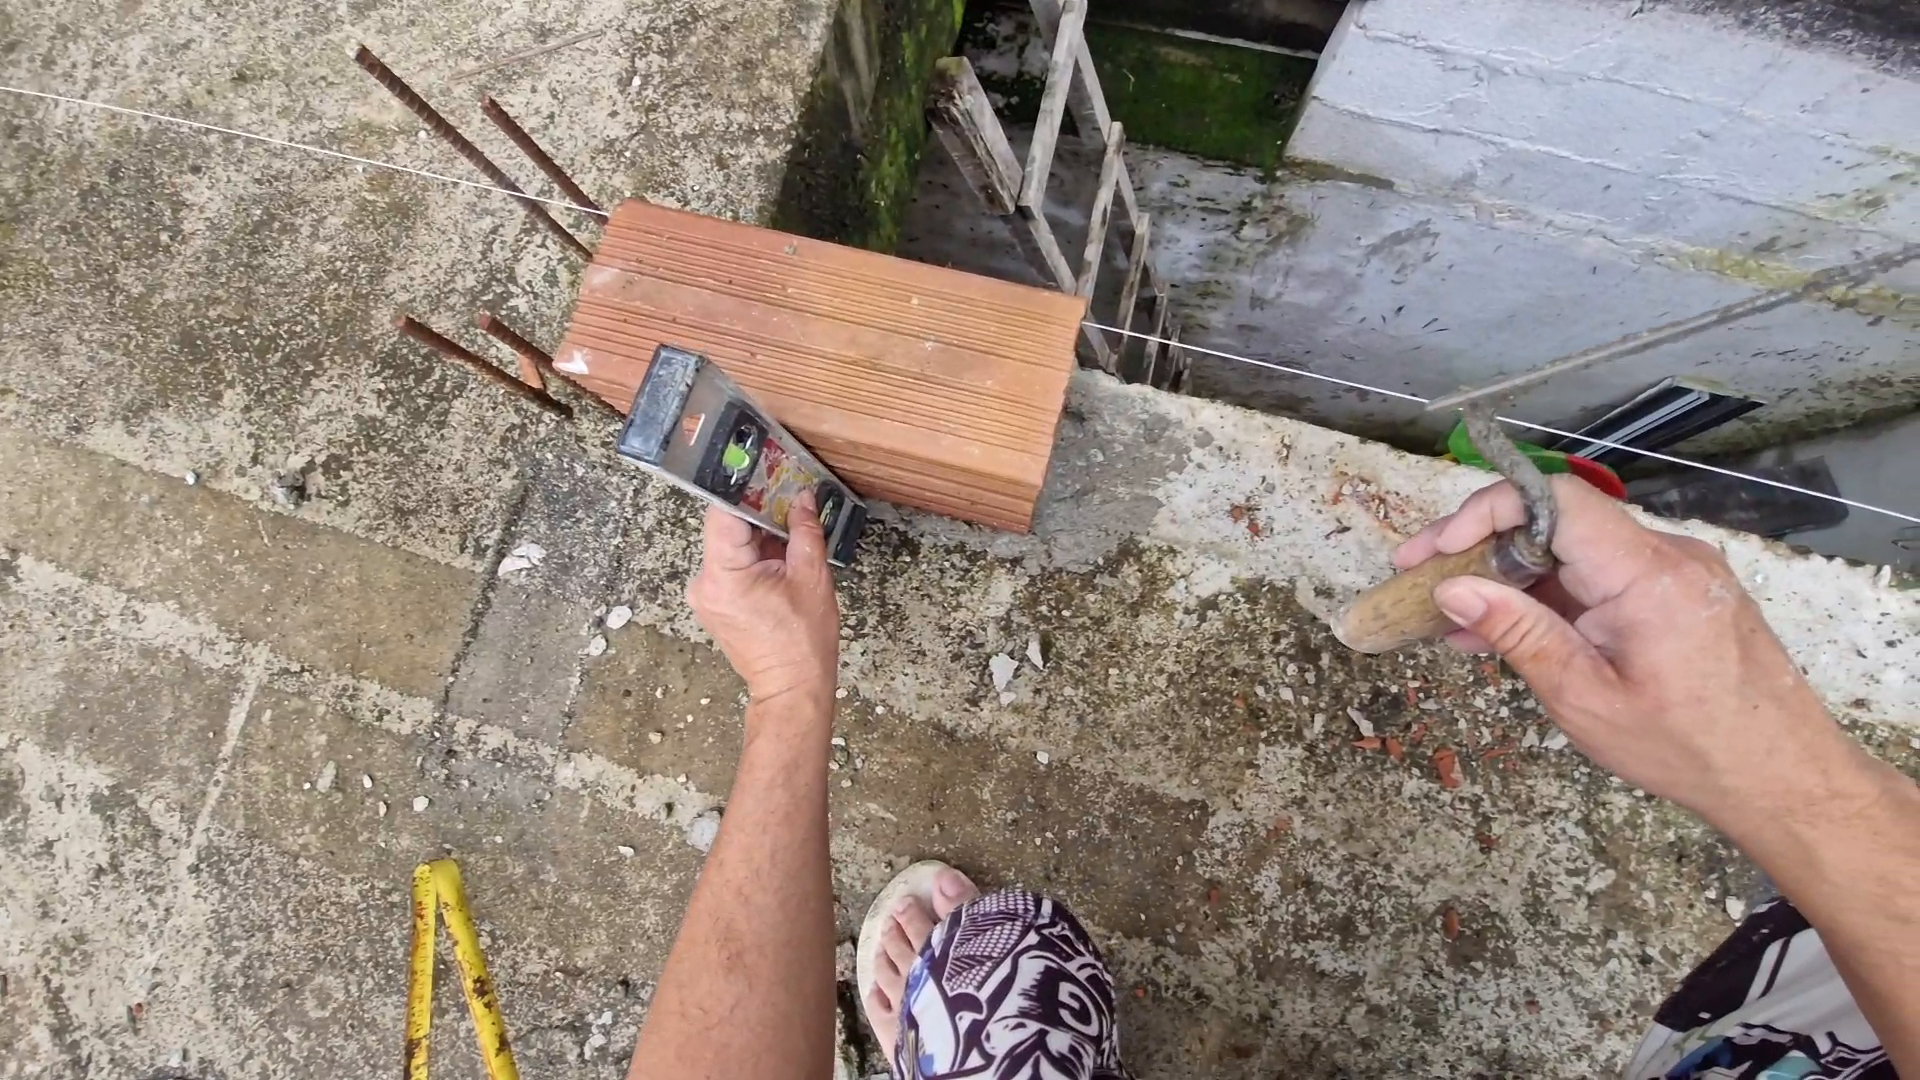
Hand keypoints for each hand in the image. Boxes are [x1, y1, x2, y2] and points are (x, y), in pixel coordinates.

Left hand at [686, 493, 839, 703]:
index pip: (723, 514)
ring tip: (792, 534)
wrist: (793, 685)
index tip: (764, 471)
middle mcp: (705, 583)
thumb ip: (804, 531)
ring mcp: (706, 595)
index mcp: (724, 576)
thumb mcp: (812, 577)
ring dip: (760, 536)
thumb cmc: (803, 642)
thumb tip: (802, 499)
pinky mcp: (714, 602)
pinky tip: (781, 558)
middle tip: (790, 500)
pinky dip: (755, 556)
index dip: (744, 490)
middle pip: (727, 528)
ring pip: (730, 546)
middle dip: (760, 513)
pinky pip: (731, 565)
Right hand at [1392, 475, 1853, 821]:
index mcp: (1649, 576)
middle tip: (1414, 573)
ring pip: (1561, 547)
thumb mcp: (1583, 695)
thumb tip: (1449, 588)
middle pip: (1550, 520)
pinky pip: (1584, 573)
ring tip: (1444, 610)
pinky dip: (1534, 592)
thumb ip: (1516, 632)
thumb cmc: (1686, 745)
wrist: (1786, 781)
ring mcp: (1667, 571)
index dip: (1486, 510)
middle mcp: (1664, 557)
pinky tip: (1493, 625)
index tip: (1439, 550)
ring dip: (1498, 572)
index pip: (1557, 501)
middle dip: (1474, 542)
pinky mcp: (1664, 590)